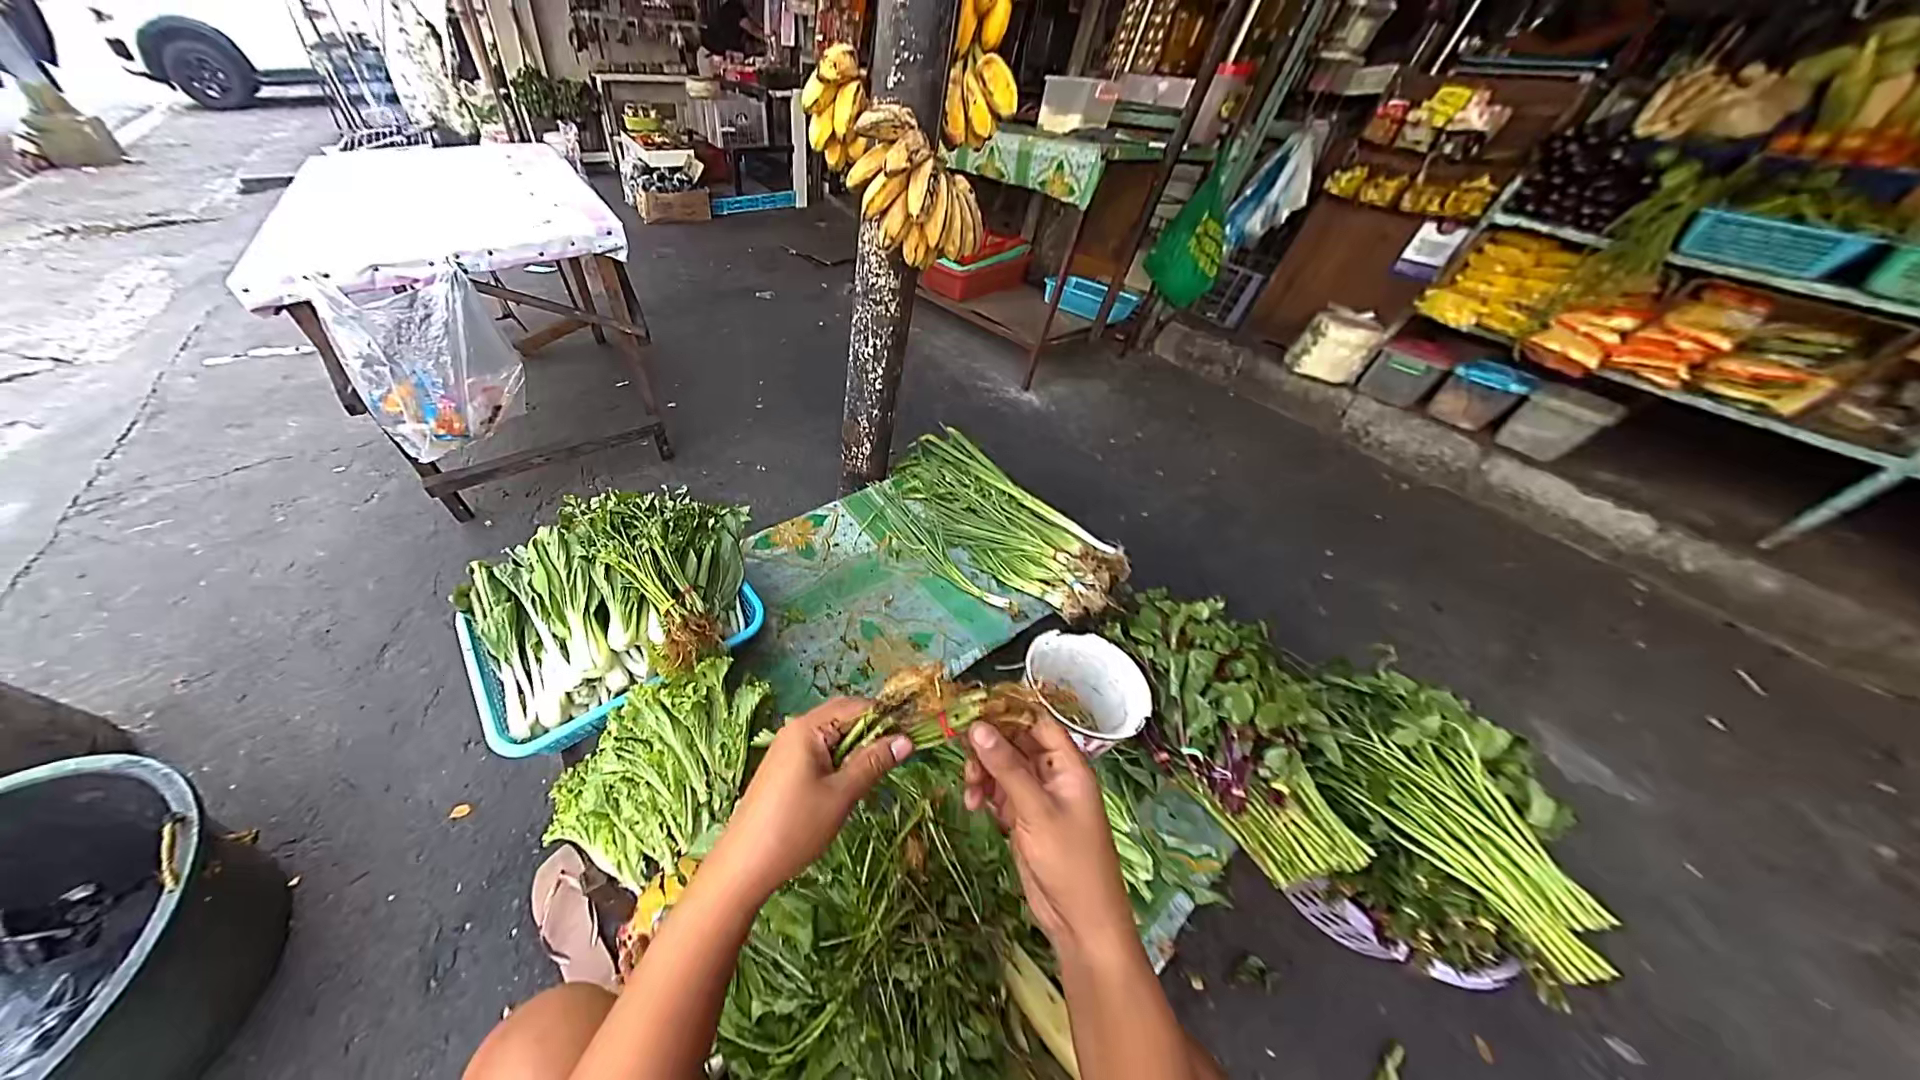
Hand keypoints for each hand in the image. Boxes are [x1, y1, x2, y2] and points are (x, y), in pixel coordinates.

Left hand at [705, 698, 912, 900]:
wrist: (742, 867)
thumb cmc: (794, 828)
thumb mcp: (841, 795)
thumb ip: (874, 763)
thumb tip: (906, 740)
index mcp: (808, 728)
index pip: (857, 706)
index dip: (886, 717)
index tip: (911, 735)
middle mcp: (796, 729)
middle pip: (844, 716)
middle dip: (873, 730)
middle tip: (896, 754)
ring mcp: (787, 748)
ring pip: (833, 735)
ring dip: (857, 747)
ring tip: (876, 771)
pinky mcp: (784, 767)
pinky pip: (820, 750)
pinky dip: (840, 759)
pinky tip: (849, 782)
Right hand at [963, 717, 1135, 960]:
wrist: (1080, 921)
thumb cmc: (1069, 862)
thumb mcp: (1036, 811)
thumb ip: (1006, 767)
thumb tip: (977, 727)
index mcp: (1068, 764)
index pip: (1036, 722)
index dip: (1007, 713)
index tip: (972, 712)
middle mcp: (1053, 773)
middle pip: (1015, 743)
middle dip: (988, 747)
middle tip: (964, 757)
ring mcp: (1037, 795)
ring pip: (1003, 767)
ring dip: (982, 772)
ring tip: (970, 791)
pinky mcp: (1023, 817)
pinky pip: (999, 791)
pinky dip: (985, 794)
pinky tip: (973, 805)